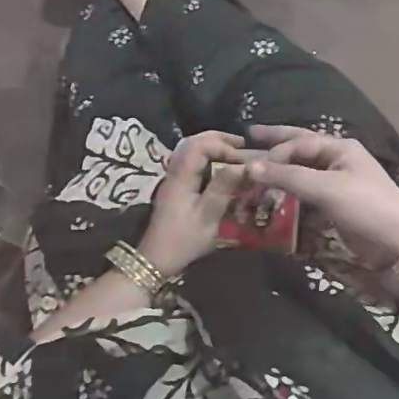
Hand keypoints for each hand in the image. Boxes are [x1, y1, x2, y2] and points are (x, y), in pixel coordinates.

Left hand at [137, 130, 246, 277]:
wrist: (156, 259)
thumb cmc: (183, 240)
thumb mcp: (208, 217)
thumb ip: (223, 188)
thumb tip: (242, 165)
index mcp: (181, 177)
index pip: (199, 146)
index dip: (222, 146)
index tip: (242, 159)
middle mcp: (174, 172)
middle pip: (192, 142)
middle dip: (217, 140)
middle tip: (241, 144)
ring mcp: (172, 179)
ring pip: (189, 151)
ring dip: (211, 147)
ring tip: (233, 153)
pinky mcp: (175, 188)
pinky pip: (189, 163)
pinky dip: (206, 158)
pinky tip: (220, 168)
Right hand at [245, 125, 398, 268]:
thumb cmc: (365, 207)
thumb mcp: (326, 188)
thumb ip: (288, 177)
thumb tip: (251, 167)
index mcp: (339, 148)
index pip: (298, 143)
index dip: (274, 153)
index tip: (251, 168)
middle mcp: (337, 160)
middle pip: (300, 147)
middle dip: (275, 142)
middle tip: (249, 135)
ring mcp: (336, 182)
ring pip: (301, 170)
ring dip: (279, 169)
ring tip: (256, 167)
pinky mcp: (334, 204)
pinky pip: (306, 191)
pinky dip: (289, 190)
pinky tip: (274, 193)